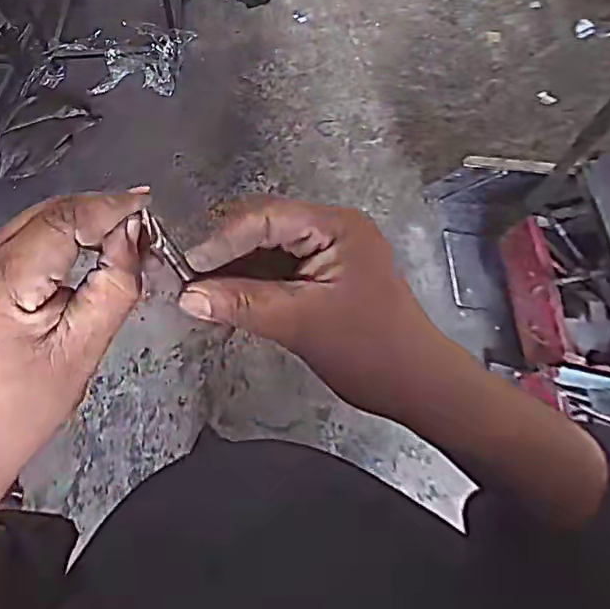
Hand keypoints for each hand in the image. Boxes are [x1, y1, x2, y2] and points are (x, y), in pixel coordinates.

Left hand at [0, 190, 148, 573]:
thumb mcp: (85, 349)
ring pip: (43, 214)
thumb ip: (114, 284)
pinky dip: (67, 229)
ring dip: (86, 219)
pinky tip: (91, 241)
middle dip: (100, 212)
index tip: (143, 207)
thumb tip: (131, 232)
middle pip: (51, 212)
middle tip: (141, 225)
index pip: (61, 223)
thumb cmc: (28, 402)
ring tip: (123, 235)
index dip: (106, 208)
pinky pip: (32, 226)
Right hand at [178, 196, 445, 418]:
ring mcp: (321, 248)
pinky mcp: (313, 271)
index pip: (264, 218)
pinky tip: (219, 293)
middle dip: (222, 249)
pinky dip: (243, 279)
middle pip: (258, 225)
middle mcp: (327, 227)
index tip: (190, 264)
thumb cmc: (374, 352)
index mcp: (335, 225)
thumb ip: (243, 304)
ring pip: (260, 245)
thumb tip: (188, 296)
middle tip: (187, 272)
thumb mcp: (303, 324)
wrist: (422, 391)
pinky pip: (268, 265)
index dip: (223, 239)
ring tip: (196, 284)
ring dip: (229, 265)